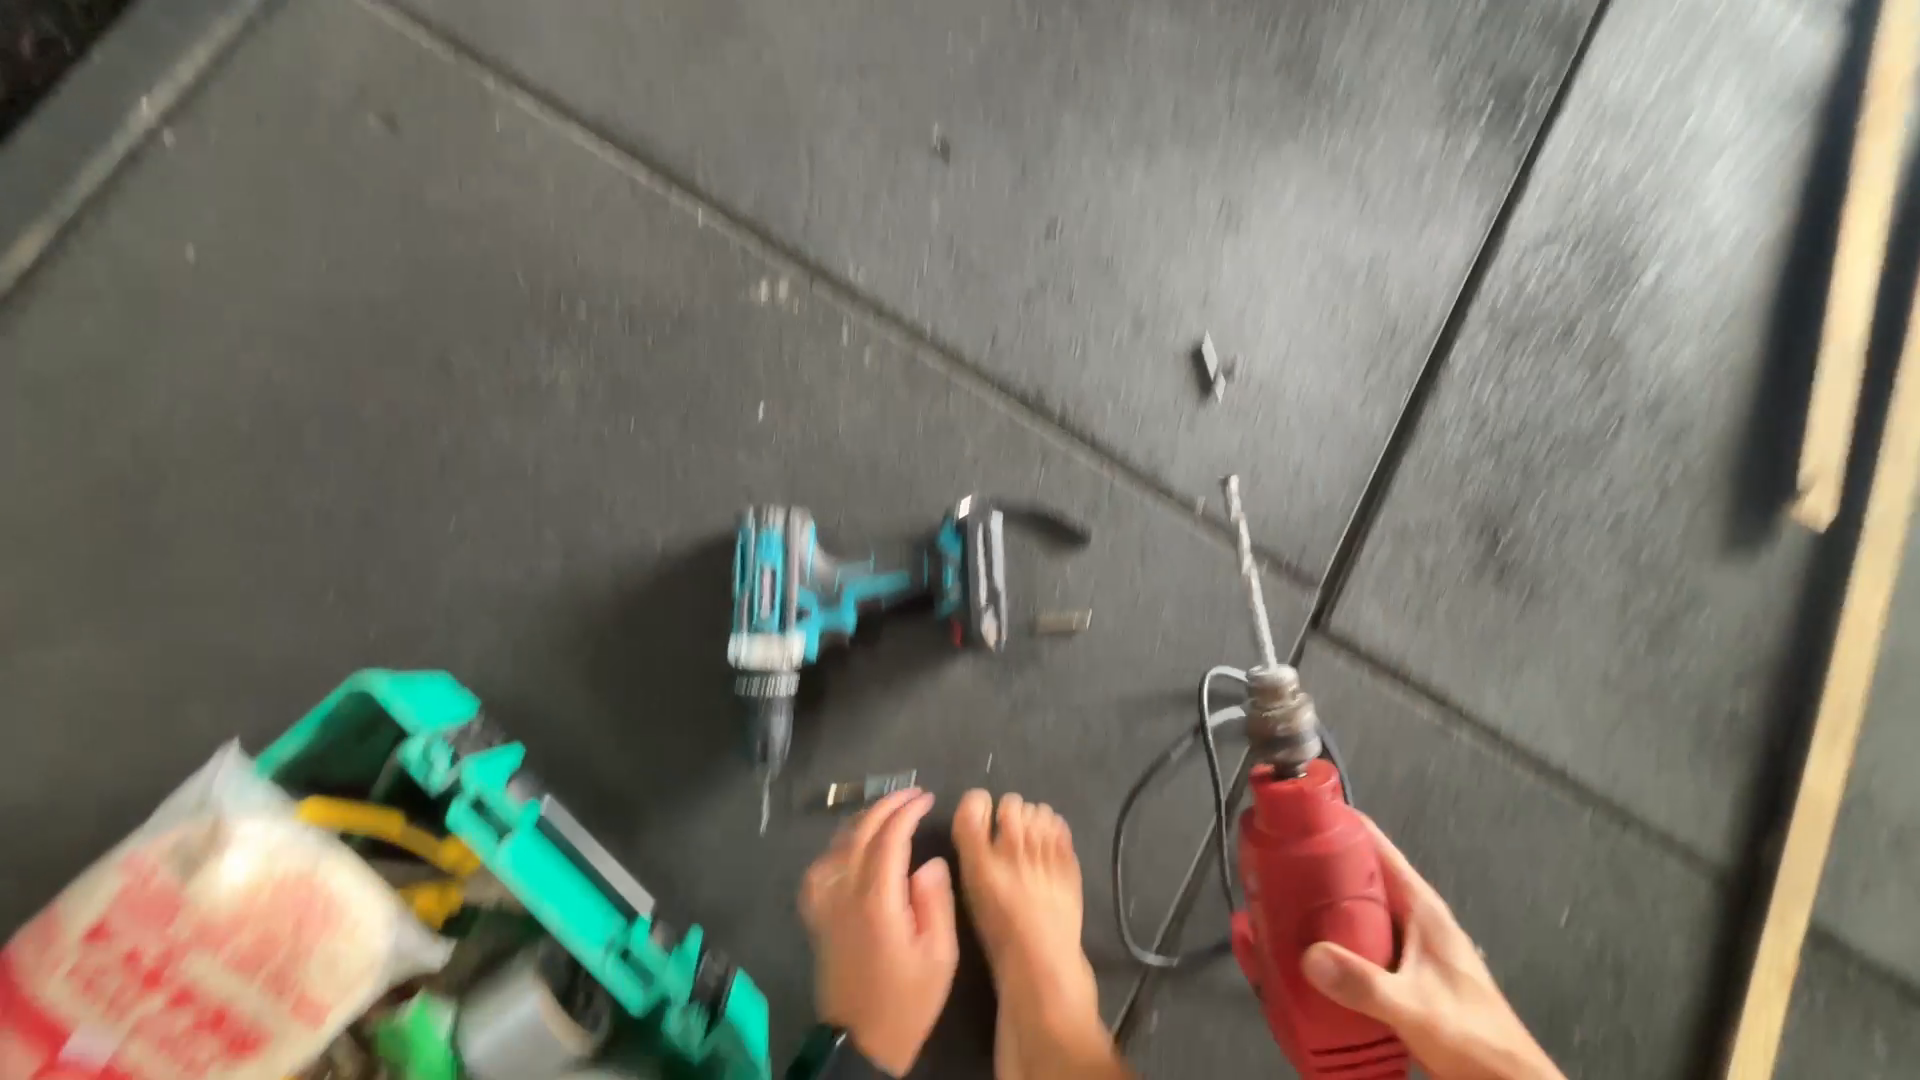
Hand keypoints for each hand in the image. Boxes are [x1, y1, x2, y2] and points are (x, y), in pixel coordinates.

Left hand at [799, 789, 957, 1076]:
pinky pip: (819, 870)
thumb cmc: (907, 1001)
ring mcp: (826, 904)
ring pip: (837, 845)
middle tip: (911, 795)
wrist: (860, 1044)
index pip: (889, 837)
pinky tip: (849, 847)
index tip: (926, 798)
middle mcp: (845, 893)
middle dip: (886, 806)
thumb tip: (927, 861)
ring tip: (886, 812)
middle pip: (861, 832)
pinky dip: (836, 848)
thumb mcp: (939, 955)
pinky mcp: (817, 918)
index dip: (907, 810)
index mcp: (877, 899)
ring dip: (862, 820)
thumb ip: (935, 900)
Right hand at [1300, 816, 1565, 1079]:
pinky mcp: (1401, 973)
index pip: (1378, 847)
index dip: (1341, 824)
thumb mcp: (1415, 1008)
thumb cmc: (1473, 1037)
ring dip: (1322, 906)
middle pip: (1360, 876)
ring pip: (1357, 911)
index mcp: (1421, 908)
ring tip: (1279, 902)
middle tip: (1273, 862)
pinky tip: (1306, 951)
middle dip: (1319, 866)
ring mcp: (1408, 947)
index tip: (1299, 815)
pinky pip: (1358, 942)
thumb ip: (1364, 984)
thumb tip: (1308, 957)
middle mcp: (1413, 919)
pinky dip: (1332, 939)